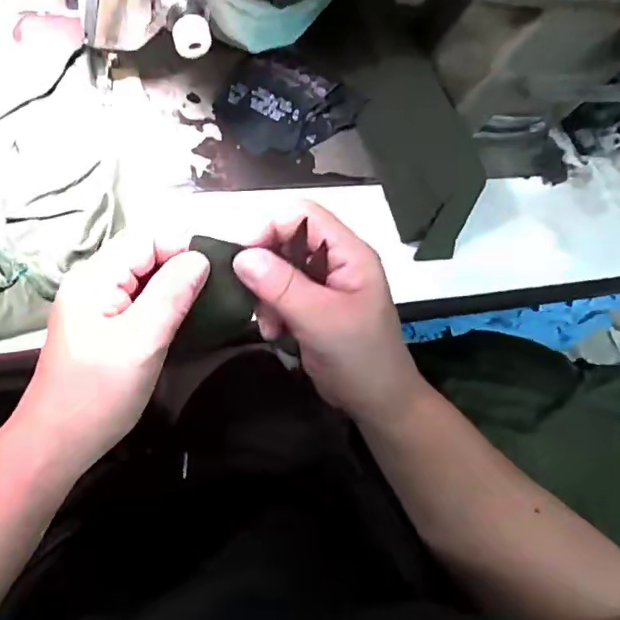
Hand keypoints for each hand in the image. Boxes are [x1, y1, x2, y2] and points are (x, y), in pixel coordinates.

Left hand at [8, 230, 209, 472]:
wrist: (57, 442)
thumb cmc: (99, 393)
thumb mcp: (142, 341)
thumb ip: (171, 293)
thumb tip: (200, 258)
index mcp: (94, 277)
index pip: (146, 237)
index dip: (184, 245)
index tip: (220, 267)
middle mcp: (91, 281)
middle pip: (144, 253)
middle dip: (182, 262)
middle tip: (221, 285)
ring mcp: (94, 303)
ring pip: (143, 276)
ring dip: (175, 282)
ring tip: (209, 298)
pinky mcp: (100, 324)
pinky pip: (137, 298)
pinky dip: (162, 301)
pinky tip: (183, 315)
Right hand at [231, 202, 428, 421]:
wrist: (378, 403)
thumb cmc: (359, 358)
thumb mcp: (320, 319)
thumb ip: (282, 285)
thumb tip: (241, 255)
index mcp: (349, 253)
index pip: (303, 215)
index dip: (271, 229)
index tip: (244, 259)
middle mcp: (336, 261)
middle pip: (287, 239)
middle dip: (265, 268)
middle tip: (254, 298)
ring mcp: (324, 284)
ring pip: (278, 268)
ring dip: (266, 294)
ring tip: (270, 325)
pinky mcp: (312, 305)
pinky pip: (280, 293)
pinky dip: (271, 310)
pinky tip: (275, 333)